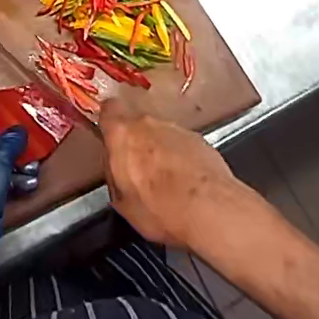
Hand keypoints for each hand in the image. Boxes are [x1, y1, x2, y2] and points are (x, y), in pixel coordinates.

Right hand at [102, 100, 256, 250]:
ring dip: (160, 152)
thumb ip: (114, 176)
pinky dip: (182, 158)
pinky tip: (185, 183)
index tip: (110, 135)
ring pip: (161, 136)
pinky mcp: (199, 139)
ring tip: (166, 183)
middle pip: (136, 126)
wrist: (209, 208)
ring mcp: (176, 129)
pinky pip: (182, 145)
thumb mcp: (122, 203)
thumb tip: (117, 173)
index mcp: (122, 135)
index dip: (109, 121)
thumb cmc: (160, 208)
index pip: (109, 110)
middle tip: (138, 171)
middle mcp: (148, 125)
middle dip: (136, 144)